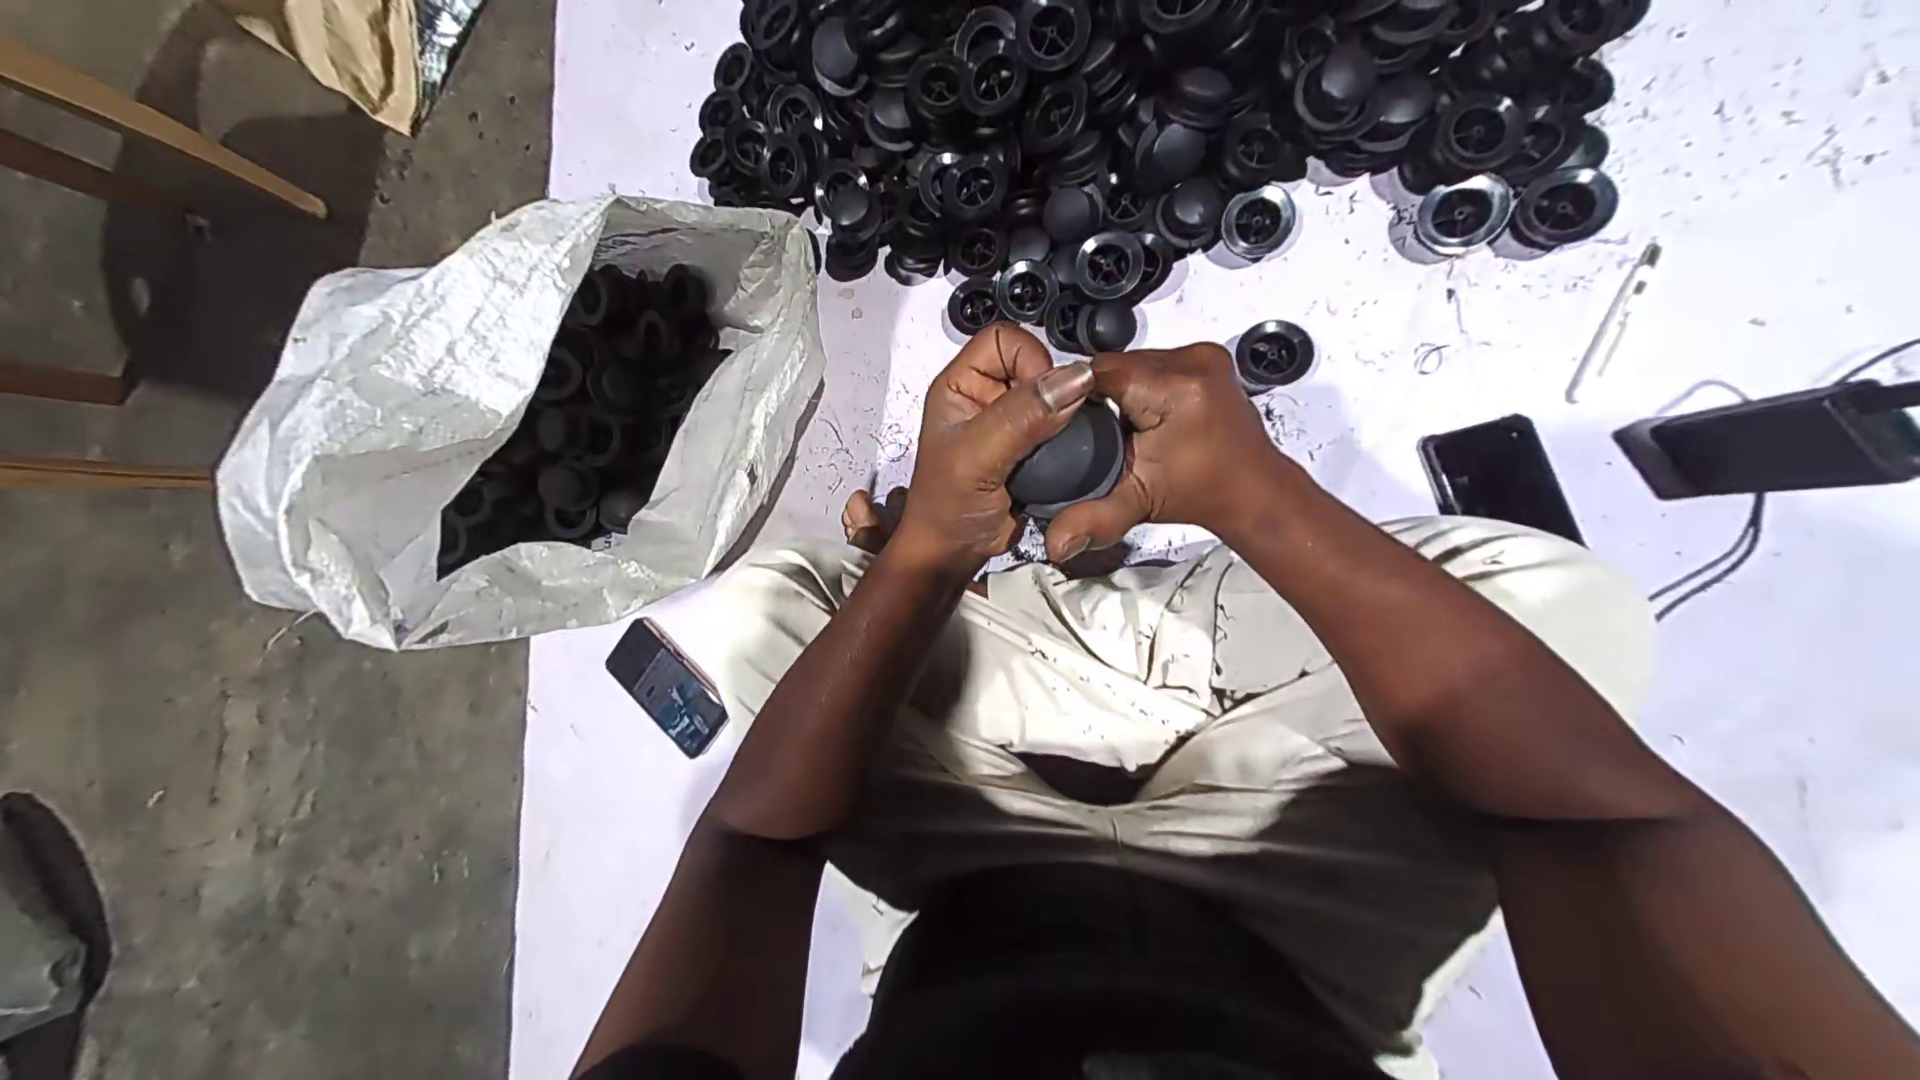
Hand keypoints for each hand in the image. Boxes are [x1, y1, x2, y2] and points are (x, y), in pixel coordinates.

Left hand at [891, 323, 1095, 574]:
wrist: (956, 552)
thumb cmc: (944, 510)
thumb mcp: (975, 459)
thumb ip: (1019, 419)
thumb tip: (1069, 382)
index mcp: (960, 386)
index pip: (1003, 339)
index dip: (1030, 359)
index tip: (1042, 395)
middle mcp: (985, 397)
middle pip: (1035, 363)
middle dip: (1053, 389)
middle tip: (1052, 425)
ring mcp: (1010, 422)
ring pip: (1053, 395)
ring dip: (1064, 415)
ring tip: (1056, 444)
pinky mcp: (1031, 446)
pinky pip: (1063, 425)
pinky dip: (1070, 437)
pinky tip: (1063, 456)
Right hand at [1044, 344, 1300, 561]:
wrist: (1252, 492)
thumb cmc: (1205, 493)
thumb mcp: (1137, 504)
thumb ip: (1091, 518)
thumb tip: (1056, 542)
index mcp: (1178, 390)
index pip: (1100, 373)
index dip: (1076, 396)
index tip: (1069, 422)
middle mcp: (1195, 363)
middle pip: (1115, 364)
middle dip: (1098, 395)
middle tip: (1098, 433)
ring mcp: (1204, 357)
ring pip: (1132, 360)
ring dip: (1118, 389)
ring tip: (1119, 424)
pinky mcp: (1206, 359)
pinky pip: (1154, 362)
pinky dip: (1140, 385)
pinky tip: (1140, 413)